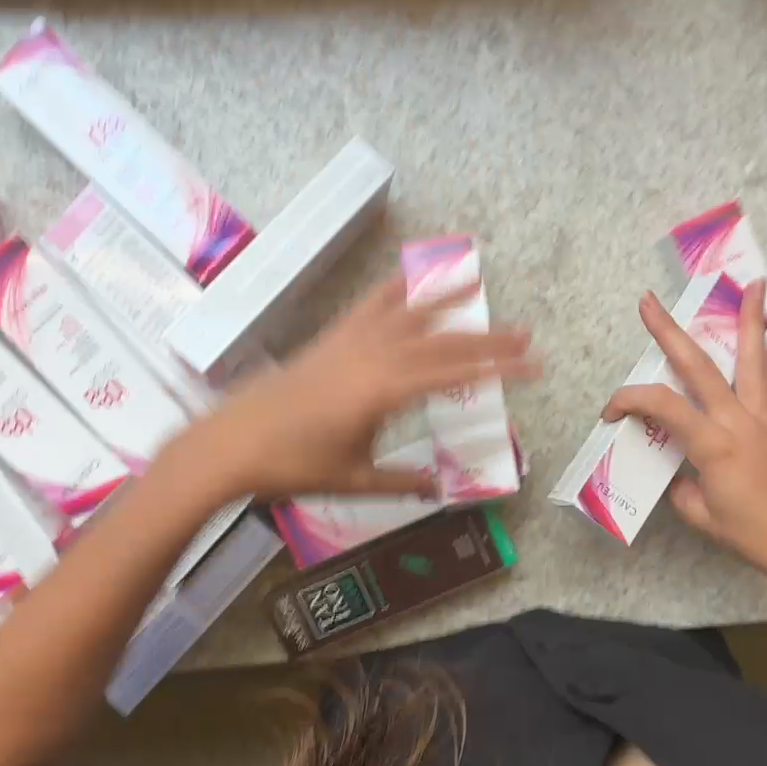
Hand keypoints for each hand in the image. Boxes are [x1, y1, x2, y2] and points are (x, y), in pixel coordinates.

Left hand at [168, 275, 536, 500]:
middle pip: (442, 339)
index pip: (455, 374)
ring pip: (408, 312)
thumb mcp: (355, 480)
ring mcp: (350, 341)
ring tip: (478, 280)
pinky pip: (369, 305)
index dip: (498, 370)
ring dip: (446, 297)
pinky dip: (393, 289)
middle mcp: (373, 356)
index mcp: (385, 391)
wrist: (233, 442)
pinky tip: (409, 277)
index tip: (533, 366)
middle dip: (487, 337)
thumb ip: (402, 482)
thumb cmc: (294, 466)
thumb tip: (440, 488)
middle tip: (526, 336)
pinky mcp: (331, 337)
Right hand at [603, 280, 766, 605]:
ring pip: (749, 361)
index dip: (628, 401)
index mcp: (712, 444)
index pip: (661, 405)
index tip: (608, 414)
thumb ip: (680, 484)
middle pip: (698, 365)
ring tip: (754, 285)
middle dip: (669, 331)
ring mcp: (760, 420)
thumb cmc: (749, 534)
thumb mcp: (698, 514)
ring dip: (749, 321)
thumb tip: (677, 468)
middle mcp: (737, 421)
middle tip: (649, 302)